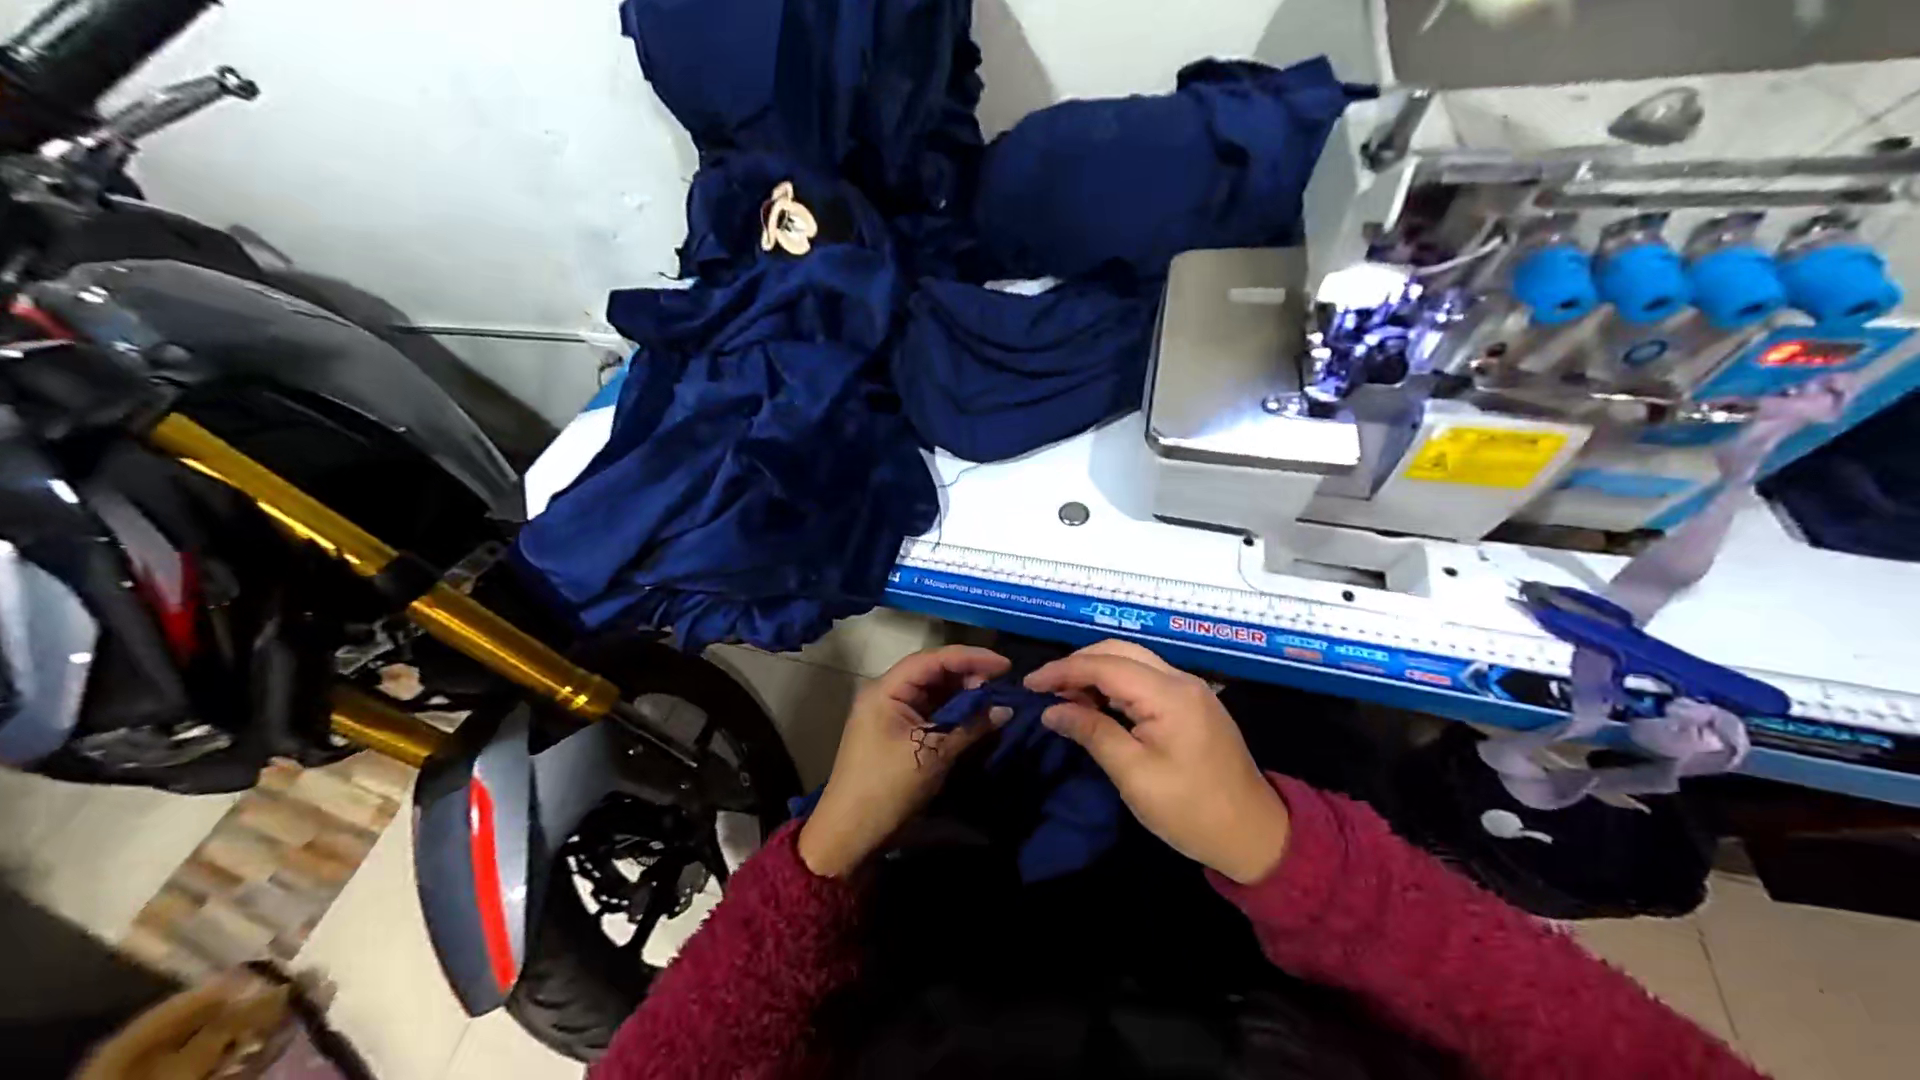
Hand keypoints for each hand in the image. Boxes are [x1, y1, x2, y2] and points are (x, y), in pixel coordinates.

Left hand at [797, 645, 1012, 876]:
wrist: (850, 834)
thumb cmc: (887, 789)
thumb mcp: (933, 755)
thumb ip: (969, 727)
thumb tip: (1005, 709)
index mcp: (885, 690)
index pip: (933, 660)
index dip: (970, 657)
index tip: (1005, 664)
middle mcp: (886, 694)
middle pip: (932, 671)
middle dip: (968, 673)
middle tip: (1001, 682)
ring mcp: (891, 713)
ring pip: (932, 691)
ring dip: (962, 692)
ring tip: (993, 695)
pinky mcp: (897, 733)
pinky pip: (929, 711)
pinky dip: (952, 710)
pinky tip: (975, 713)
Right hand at [1024, 640, 1289, 883]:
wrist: (1255, 836)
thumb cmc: (1191, 810)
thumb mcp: (1133, 775)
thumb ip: (1092, 733)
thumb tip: (1052, 711)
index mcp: (1169, 695)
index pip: (1105, 665)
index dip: (1063, 670)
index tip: (1029, 684)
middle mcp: (1181, 680)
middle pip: (1119, 652)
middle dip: (1078, 665)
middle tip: (1046, 690)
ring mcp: (1190, 690)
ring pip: (1132, 662)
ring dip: (1096, 673)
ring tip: (1064, 698)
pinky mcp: (1192, 704)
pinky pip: (1146, 679)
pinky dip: (1115, 685)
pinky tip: (1097, 704)